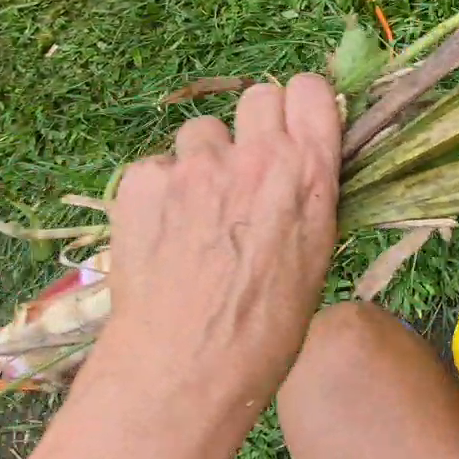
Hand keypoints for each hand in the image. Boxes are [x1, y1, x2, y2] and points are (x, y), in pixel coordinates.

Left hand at [94, 74, 341, 401]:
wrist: (186, 370)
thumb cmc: (267, 328)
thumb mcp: (315, 254)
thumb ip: (308, 194)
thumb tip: (300, 171)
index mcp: (309, 173)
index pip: (310, 88)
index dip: (302, 105)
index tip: (295, 128)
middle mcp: (256, 156)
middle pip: (258, 95)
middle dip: (255, 125)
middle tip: (247, 170)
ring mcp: (195, 165)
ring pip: (203, 132)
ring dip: (205, 161)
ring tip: (199, 213)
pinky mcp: (142, 181)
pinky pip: (156, 167)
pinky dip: (161, 191)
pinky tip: (163, 233)